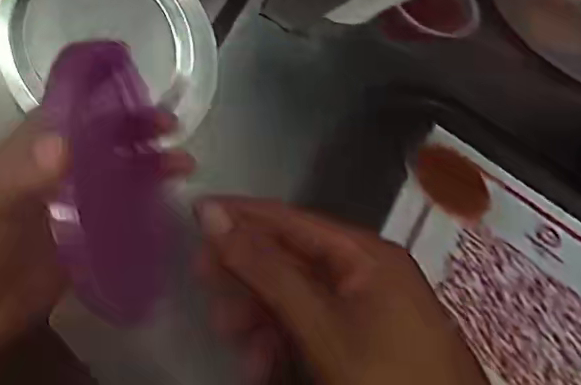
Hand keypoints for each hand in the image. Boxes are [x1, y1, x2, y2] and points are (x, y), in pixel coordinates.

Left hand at [0, 111, 191, 384]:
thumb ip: (27, 173)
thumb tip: (65, 143)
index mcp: (31, 145)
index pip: (70, 107)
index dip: (101, 93)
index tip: (137, 82)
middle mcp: (54, 165)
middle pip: (99, 135)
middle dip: (133, 125)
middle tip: (171, 125)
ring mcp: (71, 200)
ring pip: (114, 169)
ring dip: (145, 160)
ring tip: (183, 161)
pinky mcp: (85, 234)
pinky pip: (120, 208)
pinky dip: (144, 199)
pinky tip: (170, 200)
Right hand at [194, 197, 487, 384]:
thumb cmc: (388, 382)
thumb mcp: (317, 324)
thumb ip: (262, 264)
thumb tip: (210, 212)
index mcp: (366, 254)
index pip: (285, 217)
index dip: (236, 215)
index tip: (192, 218)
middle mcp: (371, 272)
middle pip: (288, 256)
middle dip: (244, 276)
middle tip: (204, 285)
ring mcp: (374, 311)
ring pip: (296, 295)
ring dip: (257, 314)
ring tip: (232, 337)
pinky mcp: (373, 346)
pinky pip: (314, 324)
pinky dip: (282, 338)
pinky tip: (261, 360)